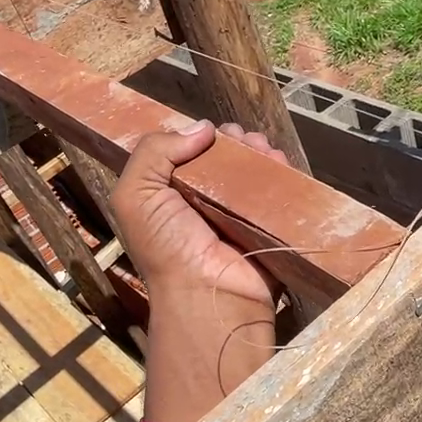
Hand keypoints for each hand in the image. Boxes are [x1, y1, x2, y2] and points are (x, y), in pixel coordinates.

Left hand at [111, 121, 291, 421]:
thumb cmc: (167, 246)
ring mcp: (242, 218)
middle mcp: (209, 206)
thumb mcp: (136, 195)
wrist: (209, 294)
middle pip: (229, 161)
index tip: (218, 132)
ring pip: (257, 175)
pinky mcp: (271, 229)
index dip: (206, 138)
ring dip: (263, 156)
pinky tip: (282, 167)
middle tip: (247, 141)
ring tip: (265, 151)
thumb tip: (202, 127)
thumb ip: (154, 151)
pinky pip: (281, 197)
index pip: (193, 156)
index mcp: (174, 197)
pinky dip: (284, 177)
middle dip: (240, 144)